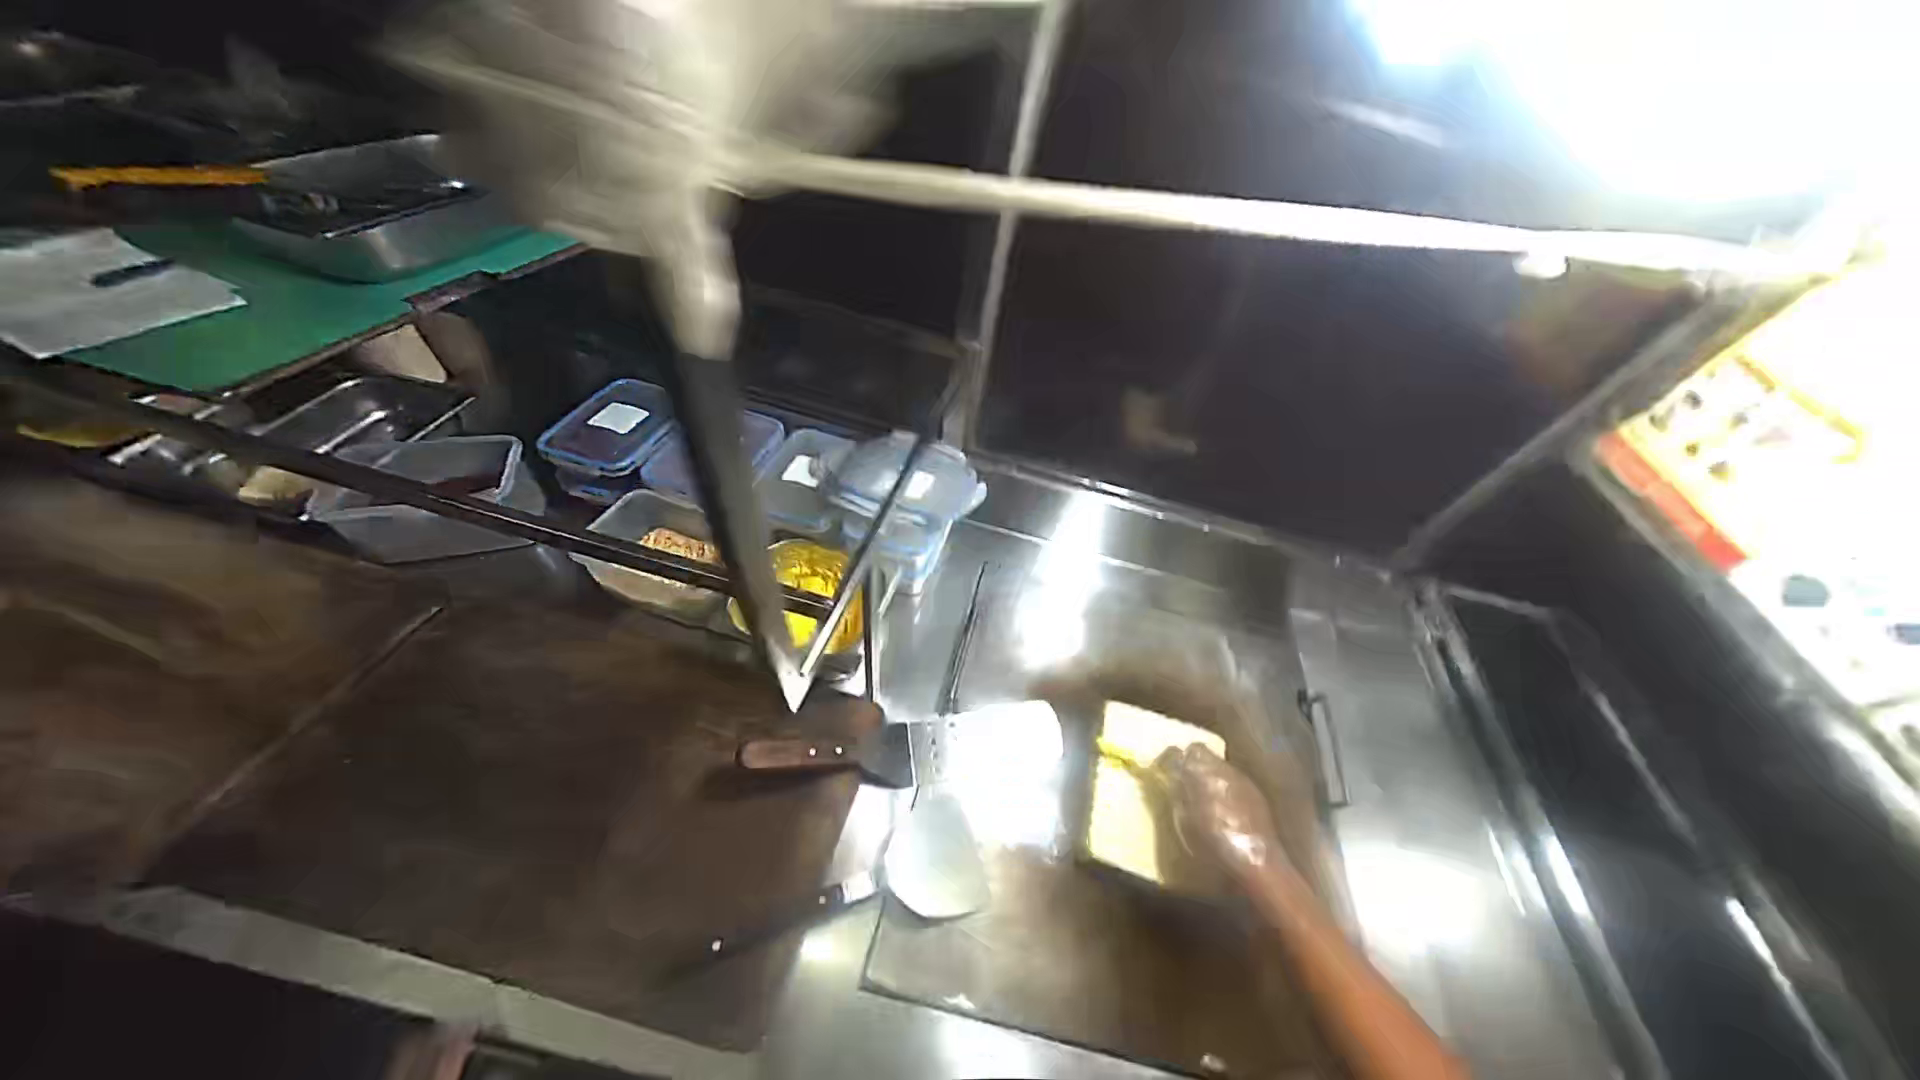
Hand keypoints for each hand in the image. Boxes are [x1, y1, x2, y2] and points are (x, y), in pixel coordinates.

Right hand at [1156, 744, 1286, 882]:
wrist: (1258, 863)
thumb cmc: (1214, 845)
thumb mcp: (1184, 821)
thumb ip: (1177, 794)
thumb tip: (1171, 778)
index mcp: (1200, 773)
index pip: (1177, 752)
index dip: (1168, 758)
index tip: (1161, 769)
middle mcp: (1221, 768)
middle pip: (1200, 752)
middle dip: (1189, 762)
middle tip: (1181, 779)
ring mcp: (1240, 778)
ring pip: (1217, 763)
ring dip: (1207, 772)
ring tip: (1202, 791)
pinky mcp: (1254, 791)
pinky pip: (1232, 778)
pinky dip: (1223, 784)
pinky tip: (1223, 803)